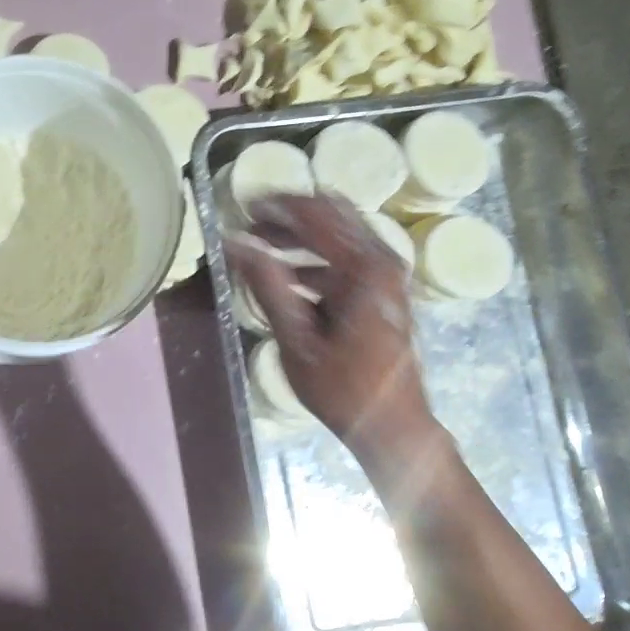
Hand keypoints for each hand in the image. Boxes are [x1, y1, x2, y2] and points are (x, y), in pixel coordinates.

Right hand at [226, 193, 440, 468]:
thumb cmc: (343, 389)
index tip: (244, 206)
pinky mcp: (385, 289)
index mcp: (364, 269)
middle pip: (332, 213)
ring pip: (340, 232)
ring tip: (262, 247)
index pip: (316, 214)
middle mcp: (383, 260)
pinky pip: (347, 254)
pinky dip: (316, 255)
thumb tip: (236, 243)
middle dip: (289, 214)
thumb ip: (267, 286)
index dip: (277, 205)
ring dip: (301, 234)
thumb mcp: (296, 340)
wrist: (393, 425)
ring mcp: (389, 274)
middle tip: (250, 223)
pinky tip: (288, 277)